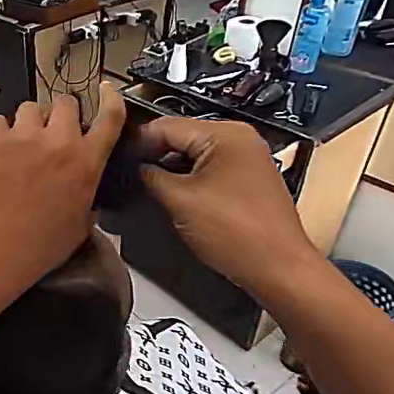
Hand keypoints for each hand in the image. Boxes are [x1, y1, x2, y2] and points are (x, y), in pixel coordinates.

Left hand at [0, 85, 126, 290]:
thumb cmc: (41, 245)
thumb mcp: (82, 221)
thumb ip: (88, 191)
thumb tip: (84, 179)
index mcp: (87, 162)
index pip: (111, 116)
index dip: (112, 98)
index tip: (108, 90)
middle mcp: (59, 142)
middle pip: (66, 103)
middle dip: (61, 116)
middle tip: (52, 134)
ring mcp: (24, 138)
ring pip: (31, 108)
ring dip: (31, 122)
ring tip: (23, 144)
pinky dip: (1, 131)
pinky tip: (1, 150)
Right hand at [133, 117, 325, 295]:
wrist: (278, 268)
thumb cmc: (237, 233)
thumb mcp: (181, 201)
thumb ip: (152, 177)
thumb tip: (136, 168)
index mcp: (226, 133)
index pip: (167, 125)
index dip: (138, 141)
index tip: (115, 156)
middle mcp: (240, 139)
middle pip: (183, 138)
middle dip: (154, 156)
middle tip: (126, 174)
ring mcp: (248, 159)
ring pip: (197, 155)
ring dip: (172, 170)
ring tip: (146, 187)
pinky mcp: (249, 181)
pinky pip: (212, 170)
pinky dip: (192, 180)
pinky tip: (175, 197)